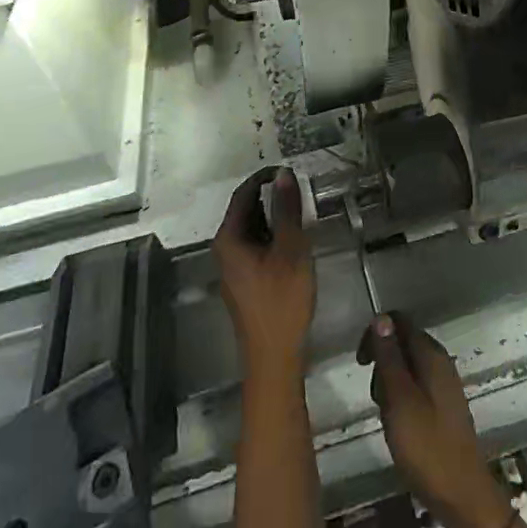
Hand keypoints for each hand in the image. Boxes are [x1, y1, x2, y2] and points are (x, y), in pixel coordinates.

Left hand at [214, 166, 315, 371]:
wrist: (274, 357)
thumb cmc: (282, 301)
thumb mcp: (291, 250)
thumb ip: (287, 210)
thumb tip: (283, 174)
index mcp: (229, 238)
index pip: (243, 194)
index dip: (265, 178)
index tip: (290, 170)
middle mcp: (225, 249)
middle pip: (246, 210)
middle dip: (271, 196)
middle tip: (300, 189)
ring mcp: (233, 266)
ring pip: (253, 229)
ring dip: (274, 216)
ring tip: (302, 209)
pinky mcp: (245, 280)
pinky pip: (257, 245)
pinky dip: (274, 235)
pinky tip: (295, 237)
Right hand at [361, 313, 515, 527]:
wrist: (461, 492)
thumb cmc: (426, 444)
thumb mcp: (399, 398)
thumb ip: (389, 356)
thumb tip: (381, 316)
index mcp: (431, 354)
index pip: (399, 321)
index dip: (376, 334)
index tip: (361, 362)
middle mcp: (440, 361)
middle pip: (402, 343)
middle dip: (382, 364)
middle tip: (377, 397)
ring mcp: (443, 383)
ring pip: (406, 367)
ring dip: (389, 385)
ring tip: (388, 415)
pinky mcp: (442, 404)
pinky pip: (414, 387)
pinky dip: (400, 399)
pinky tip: (399, 424)